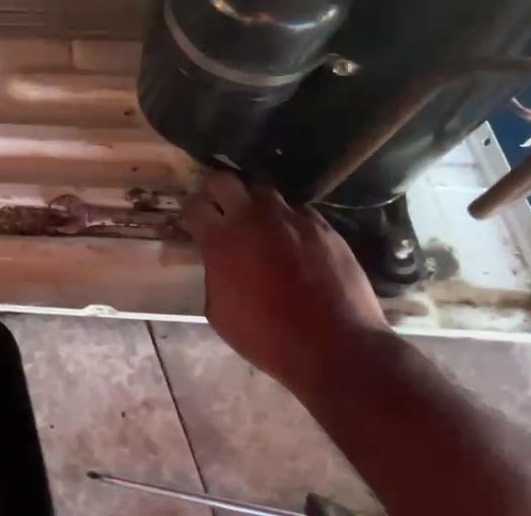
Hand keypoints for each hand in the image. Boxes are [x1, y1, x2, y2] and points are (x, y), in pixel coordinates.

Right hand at [184, 170, 391, 391]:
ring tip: (260, 220)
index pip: (194, 204)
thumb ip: (213, 274)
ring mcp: (290, 219)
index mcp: (220, 240)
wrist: (337, 349)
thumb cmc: (268, 339)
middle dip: (217, 190)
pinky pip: (298, 210)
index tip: (197, 221)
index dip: (193, 211)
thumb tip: (217, 262)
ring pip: (263, 189)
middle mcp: (252, 218)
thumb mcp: (219, 312)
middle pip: (224, 180)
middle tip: (222, 208)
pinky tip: (293, 239)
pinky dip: (289, 219)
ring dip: (255, 201)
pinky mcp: (322, 227)